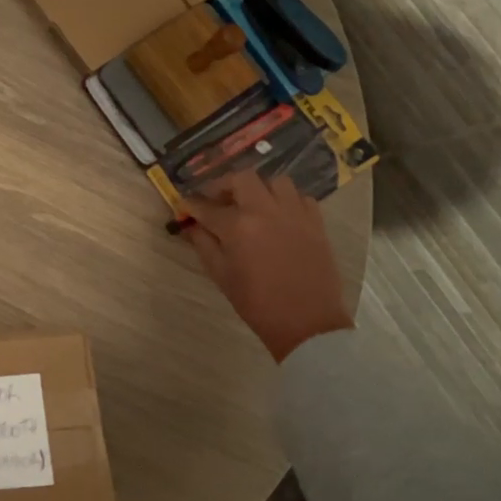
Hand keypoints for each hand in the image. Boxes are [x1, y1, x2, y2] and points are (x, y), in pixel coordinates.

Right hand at [183, 171, 351, 361]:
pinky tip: (279, 217)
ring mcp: (294, 214)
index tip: (185, 206)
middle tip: (218, 200)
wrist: (306, 322)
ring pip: (275, 181)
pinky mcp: (316, 223)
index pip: (206, 206)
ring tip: (252, 205)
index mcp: (237, 227)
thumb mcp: (221, 275)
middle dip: (224, 185)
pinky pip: (301, 198)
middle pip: (242, 178)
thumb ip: (203, 244)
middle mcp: (265, 211)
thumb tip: (192, 226)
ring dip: (259, 189)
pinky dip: (287, 201)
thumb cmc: (256, 303)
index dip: (191, 205)